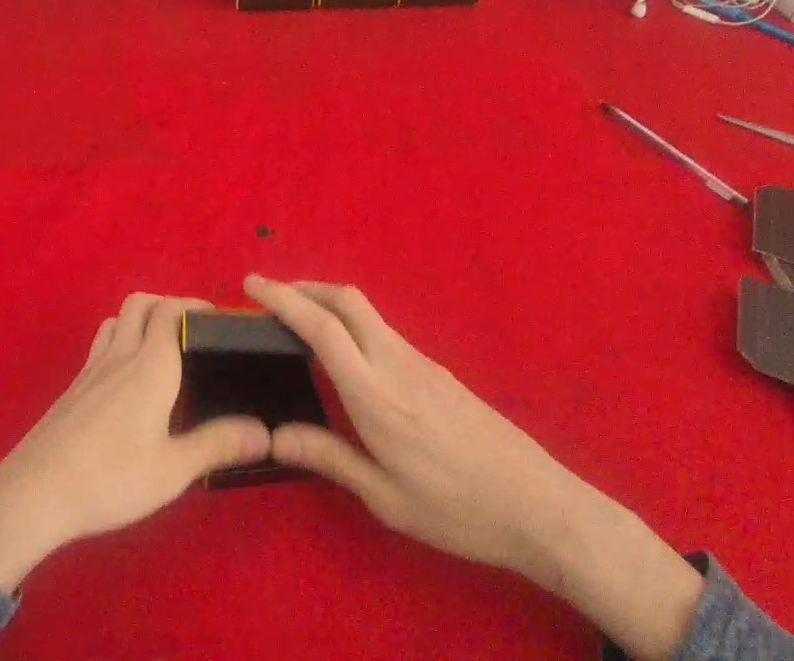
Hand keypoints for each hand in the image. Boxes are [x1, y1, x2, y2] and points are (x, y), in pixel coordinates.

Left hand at [0, 294, 269, 591]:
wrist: (35, 492)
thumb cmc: (111, 478)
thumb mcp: (173, 469)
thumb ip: (218, 445)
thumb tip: (266, 432)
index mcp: (149, 365)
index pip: (170, 311)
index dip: (195, 306)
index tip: (219, 321)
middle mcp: (118, 356)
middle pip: (139, 304)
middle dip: (168, 304)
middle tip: (193, 332)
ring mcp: (90, 370)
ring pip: (115, 321)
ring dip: (139, 320)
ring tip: (162, 350)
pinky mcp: (73, 389)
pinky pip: (100, 347)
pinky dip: (119, 344)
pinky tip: (128, 383)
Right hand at [244, 275, 703, 660]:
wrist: (542, 508)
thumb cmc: (457, 510)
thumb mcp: (385, 497)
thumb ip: (328, 457)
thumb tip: (274, 435)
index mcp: (375, 394)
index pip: (320, 328)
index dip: (282, 299)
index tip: (251, 285)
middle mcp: (397, 364)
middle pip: (346, 300)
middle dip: (304, 287)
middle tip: (269, 296)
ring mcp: (422, 364)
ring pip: (367, 313)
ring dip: (327, 303)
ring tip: (298, 322)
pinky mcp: (438, 372)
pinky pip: (384, 332)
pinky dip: (350, 324)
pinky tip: (344, 355)